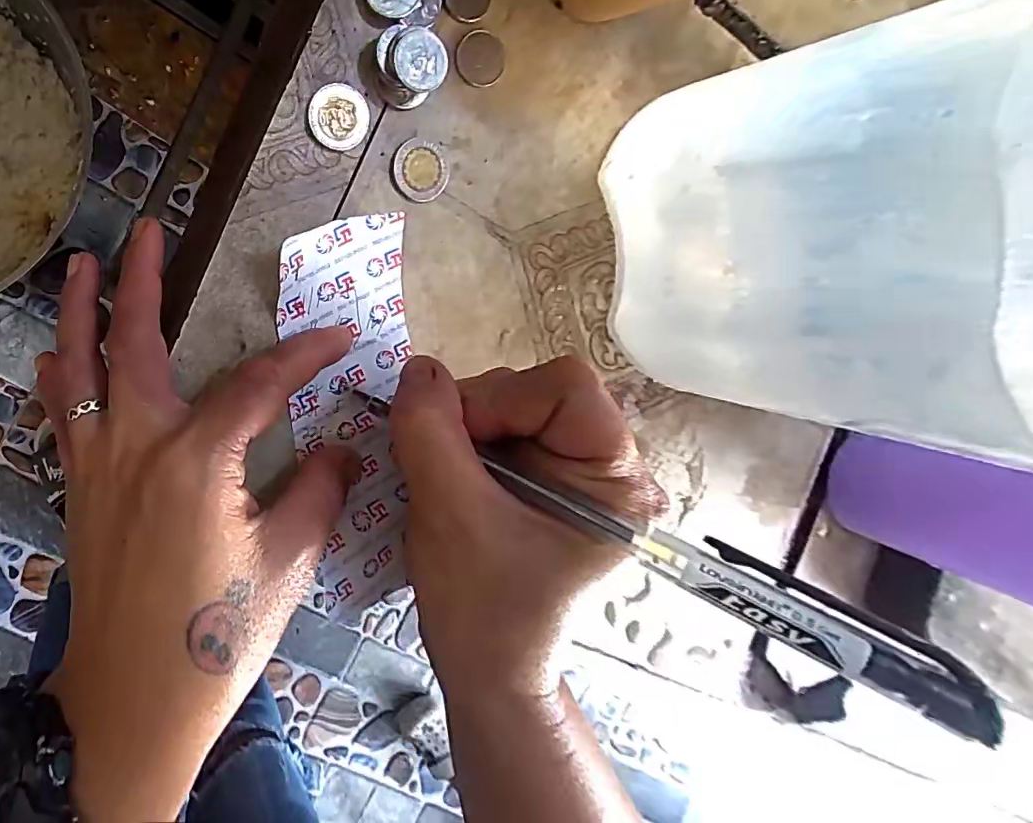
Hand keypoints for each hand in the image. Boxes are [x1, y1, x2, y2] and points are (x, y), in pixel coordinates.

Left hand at [34, 217, 358, 820]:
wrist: (132, 701)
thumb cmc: (214, 635)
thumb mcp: (286, 565)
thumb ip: (318, 494)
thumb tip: (344, 450)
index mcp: (196, 459)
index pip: (259, 383)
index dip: (302, 354)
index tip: (335, 335)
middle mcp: (136, 442)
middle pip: (134, 340)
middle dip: (139, 279)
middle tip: (143, 231)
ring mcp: (96, 460)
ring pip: (78, 365)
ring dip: (79, 310)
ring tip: (80, 265)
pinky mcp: (77, 483)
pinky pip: (61, 413)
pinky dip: (59, 375)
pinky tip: (55, 354)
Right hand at [389, 356, 665, 699]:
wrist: (485, 665)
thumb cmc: (482, 605)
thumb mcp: (450, 514)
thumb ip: (430, 433)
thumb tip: (418, 367)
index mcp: (614, 480)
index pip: (565, 386)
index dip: (501, 400)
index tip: (461, 445)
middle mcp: (601, 465)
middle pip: (527, 389)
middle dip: (469, 417)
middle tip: (440, 466)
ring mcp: (566, 469)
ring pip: (500, 403)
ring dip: (455, 429)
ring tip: (441, 478)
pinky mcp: (534, 475)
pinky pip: (487, 425)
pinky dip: (452, 440)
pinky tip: (445, 477)